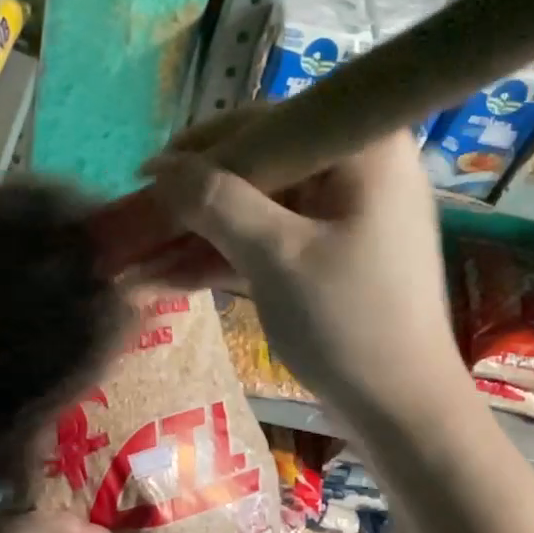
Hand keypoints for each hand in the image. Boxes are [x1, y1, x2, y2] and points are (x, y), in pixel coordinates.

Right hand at [142, 119, 477, 427]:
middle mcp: (356, 168)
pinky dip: (223, 259)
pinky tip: (166, 279)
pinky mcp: (331, 256)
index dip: (198, 150)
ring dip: (196, 238)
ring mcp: (344, 216)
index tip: (144, 175)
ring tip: (135, 262)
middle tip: (134, 226)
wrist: (399, 407)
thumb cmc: (346, 323)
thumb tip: (160, 169)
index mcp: (361, 147)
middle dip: (191, 203)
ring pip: (255, 212)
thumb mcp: (276, 257)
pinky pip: (267, 243)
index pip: (265, 125)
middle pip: (256, 170)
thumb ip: (216, 204)